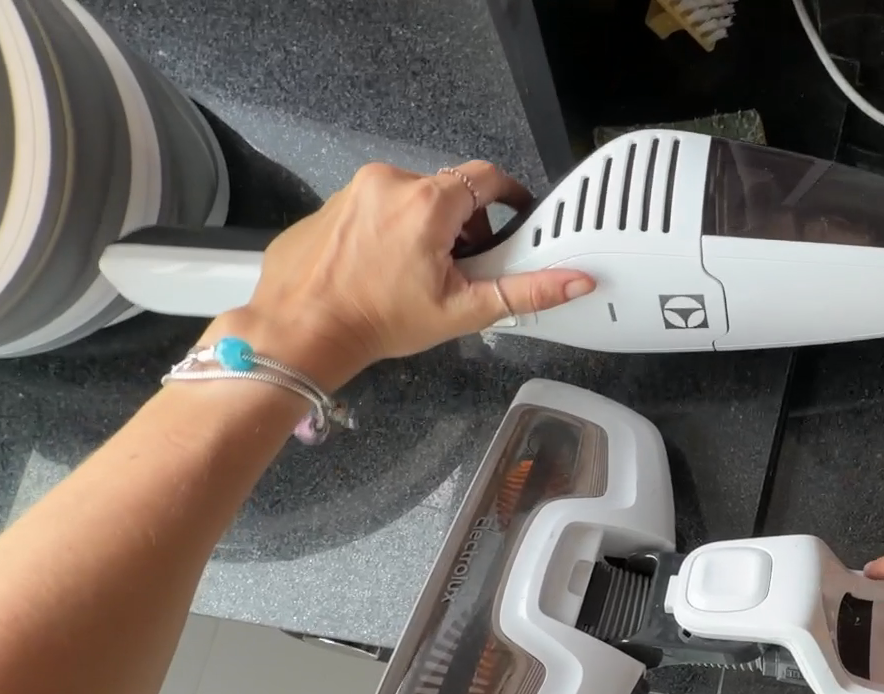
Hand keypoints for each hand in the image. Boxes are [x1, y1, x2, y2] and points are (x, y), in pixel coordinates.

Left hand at [206, 160, 593, 388]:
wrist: (302, 326)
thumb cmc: (385, 319)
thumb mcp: (469, 309)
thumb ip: (530, 291)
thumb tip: (581, 281)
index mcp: (428, 202)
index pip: (487, 177)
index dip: (513, 196)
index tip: (522, 218)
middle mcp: (390, 182)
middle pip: (454, 191)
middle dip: (472, 226)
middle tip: (471, 268)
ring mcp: (356, 188)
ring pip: (419, 198)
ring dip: (437, 228)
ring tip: (432, 272)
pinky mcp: (335, 201)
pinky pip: (385, 204)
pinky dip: (403, 228)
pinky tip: (396, 268)